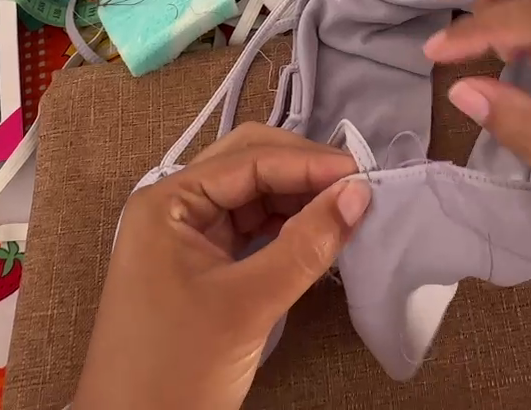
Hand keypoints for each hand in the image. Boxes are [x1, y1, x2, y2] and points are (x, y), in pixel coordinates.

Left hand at [74, 124, 372, 409]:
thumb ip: (306, 245)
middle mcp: (176, 204)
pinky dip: (287, 224)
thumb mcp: (247, 305)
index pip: (249, 160)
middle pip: (249, 163)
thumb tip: (360, 193)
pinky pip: (252, 224)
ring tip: (345, 206)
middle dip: (302, 170)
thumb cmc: (176, 371)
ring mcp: (188, 233)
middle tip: (354, 186)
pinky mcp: (203, 261)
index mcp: (169, 200)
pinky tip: (318, 230)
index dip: (308, 163)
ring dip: (298, 196)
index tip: (361, 174)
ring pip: (254, 192)